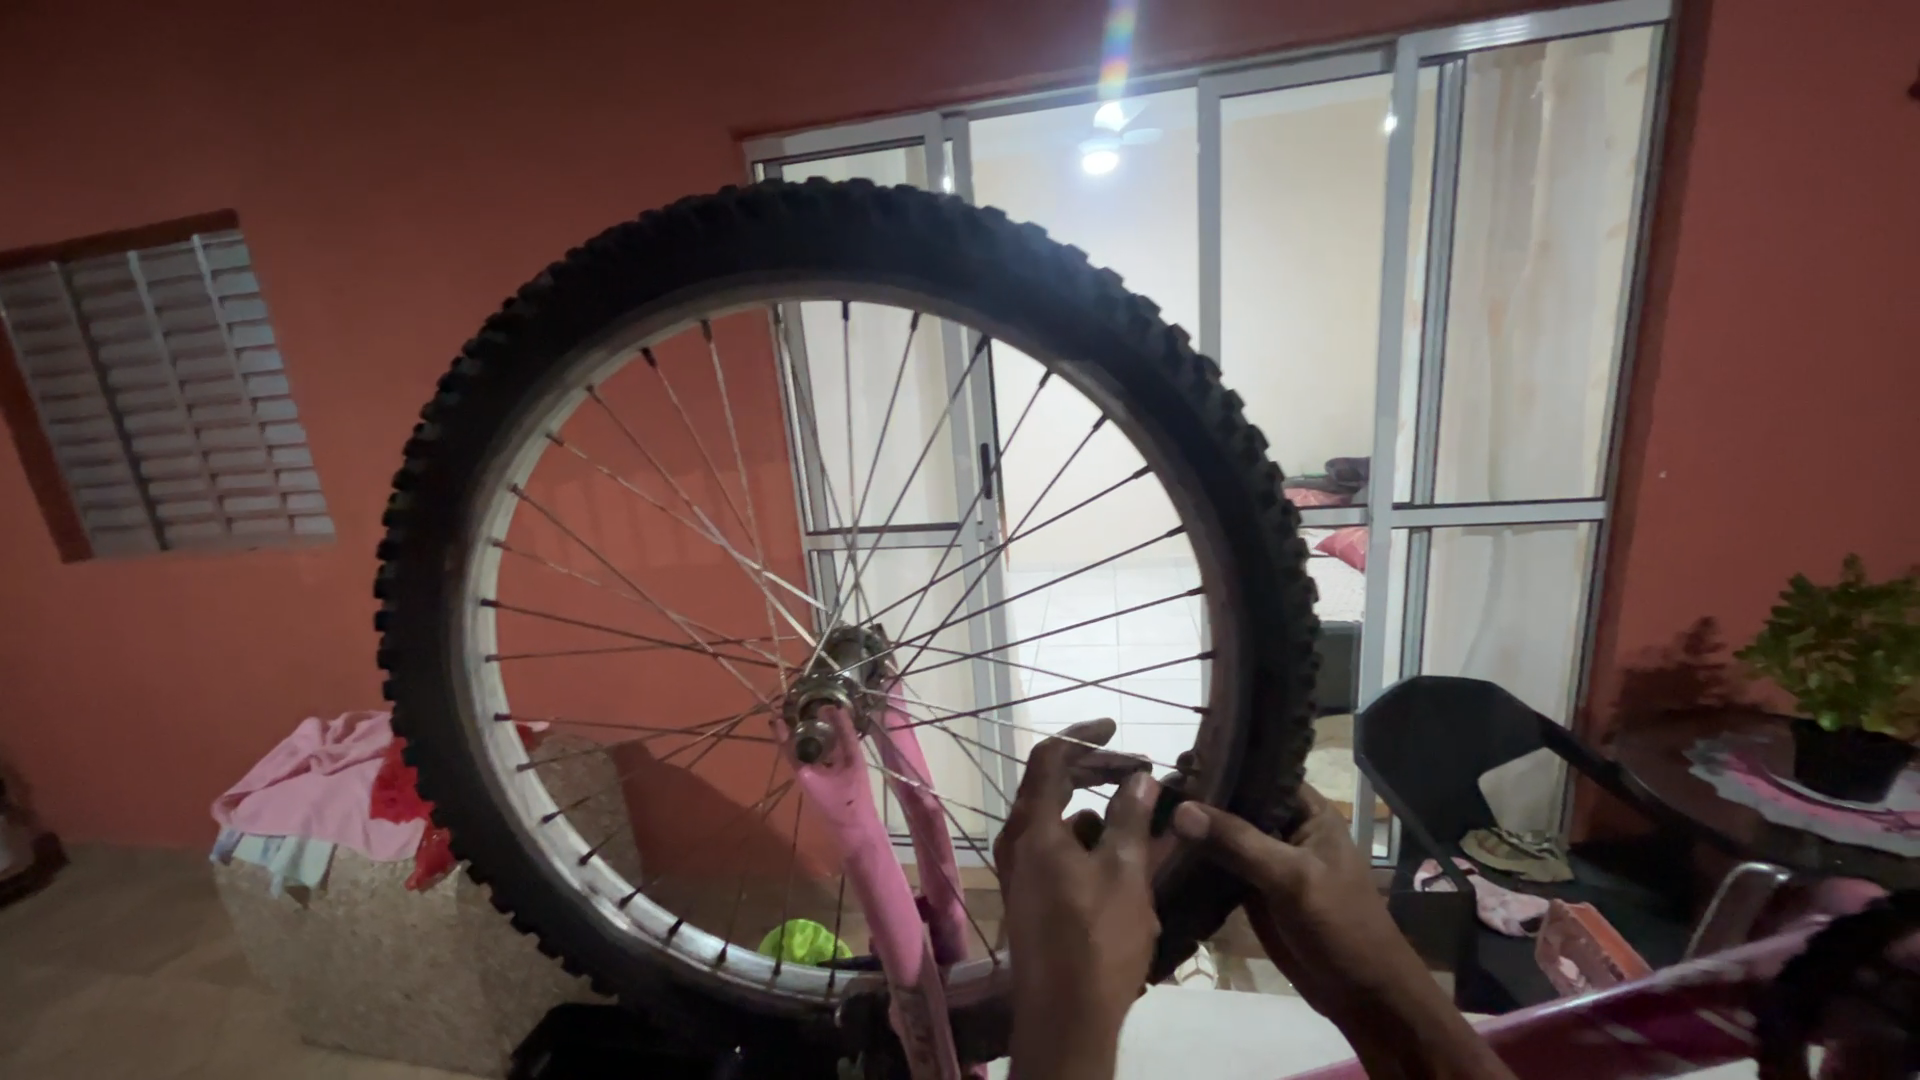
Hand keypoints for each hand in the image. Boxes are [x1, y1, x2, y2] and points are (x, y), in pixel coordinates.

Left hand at [996, 719, 1157, 1079]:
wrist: (1064, 1021)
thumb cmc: (1096, 941)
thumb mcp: (1124, 874)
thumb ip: (1130, 817)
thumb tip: (1140, 777)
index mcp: (1033, 827)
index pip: (1051, 757)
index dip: (1083, 736)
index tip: (1116, 729)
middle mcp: (1019, 840)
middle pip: (1054, 785)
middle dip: (1097, 772)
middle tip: (1138, 771)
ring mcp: (1022, 870)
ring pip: (1062, 822)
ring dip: (1101, 813)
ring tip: (1145, 819)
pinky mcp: (1033, 895)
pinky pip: (1062, 852)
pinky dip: (1093, 844)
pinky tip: (1129, 861)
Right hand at [1172, 786, 1516, 1079]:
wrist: (1363, 997)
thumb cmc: (1341, 926)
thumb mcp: (1292, 878)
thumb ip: (1238, 841)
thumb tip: (1181, 809)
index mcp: (1306, 810)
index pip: (1258, 772)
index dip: (1221, 762)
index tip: (1176, 760)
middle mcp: (1283, 826)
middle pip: (1234, 800)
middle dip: (1197, 795)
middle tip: (1153, 789)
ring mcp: (1265, 857)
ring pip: (1222, 832)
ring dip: (1191, 827)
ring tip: (1148, 813)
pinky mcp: (1250, 887)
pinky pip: (1216, 864)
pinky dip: (1192, 858)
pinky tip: (1159, 848)